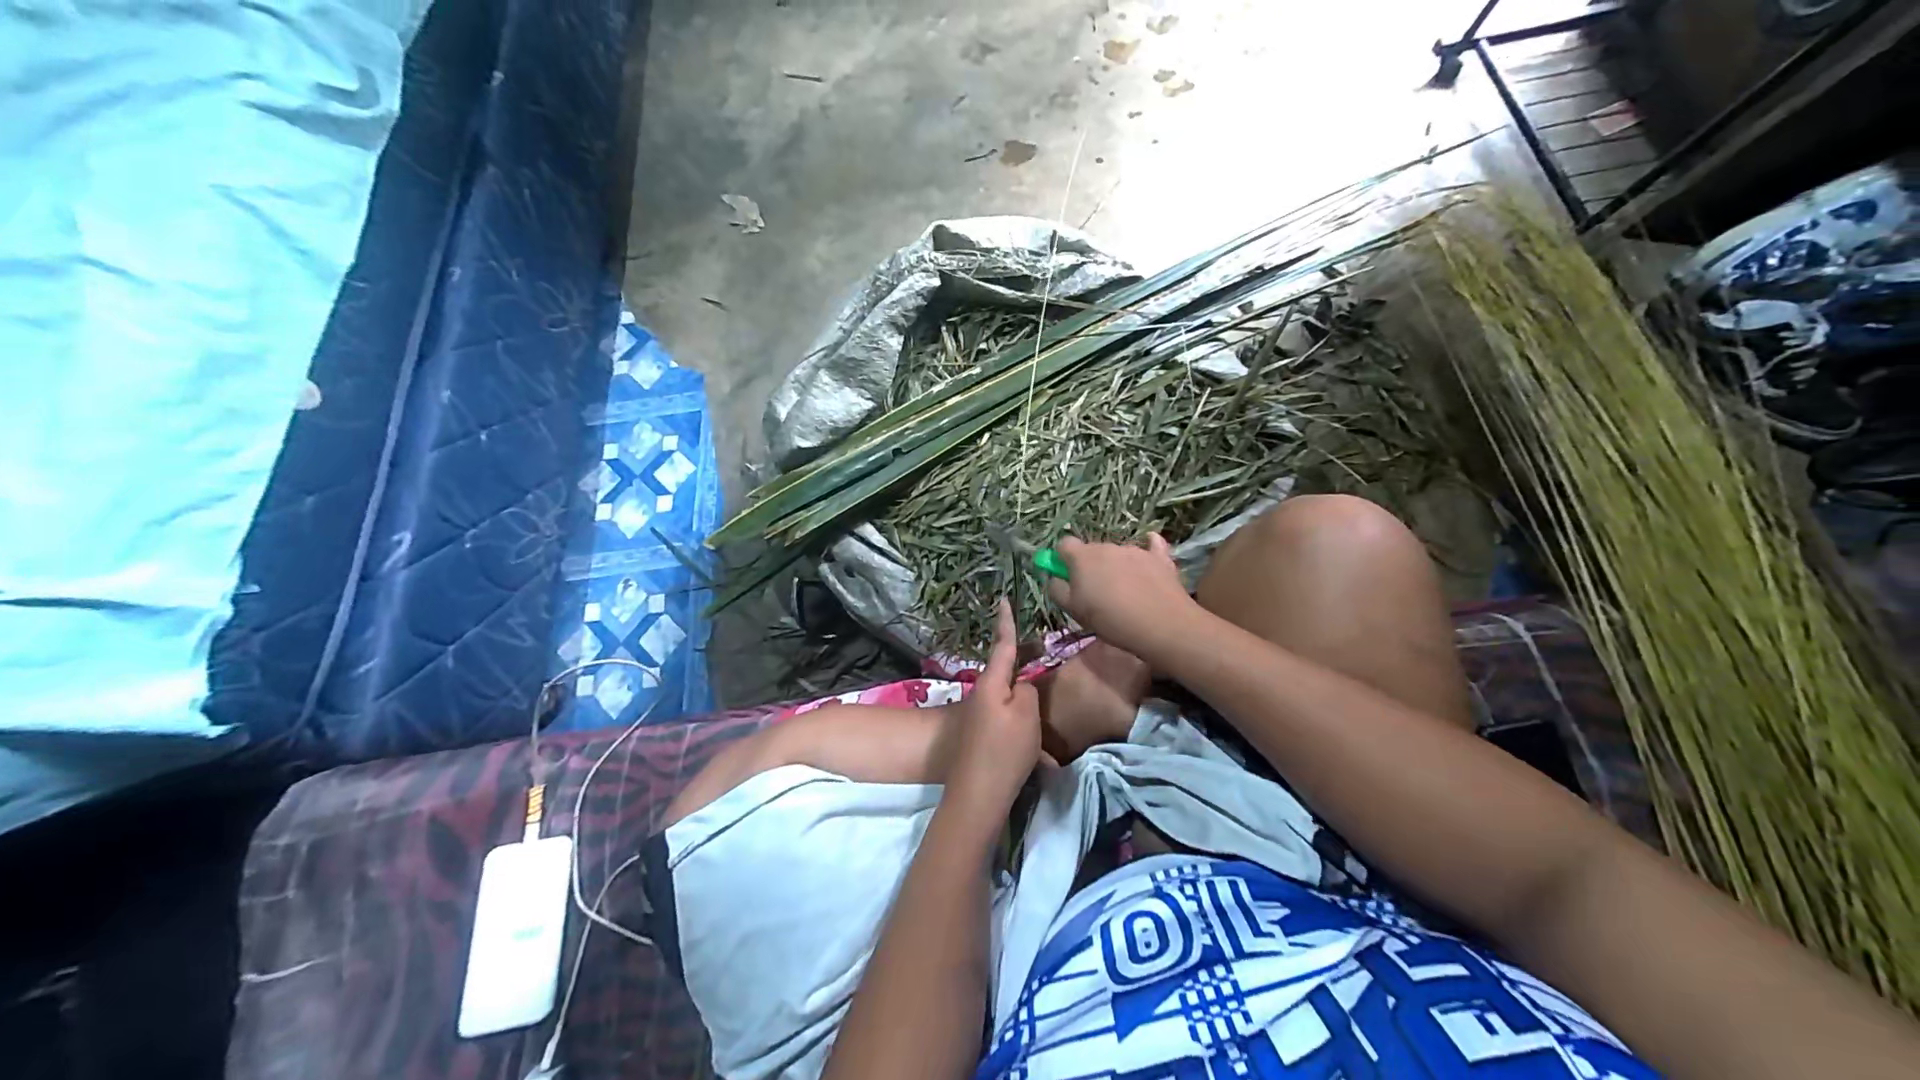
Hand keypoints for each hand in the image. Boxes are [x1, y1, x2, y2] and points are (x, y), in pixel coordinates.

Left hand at [946, 599, 1046, 814]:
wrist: (977, 796)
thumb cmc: (1003, 749)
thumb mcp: (1026, 714)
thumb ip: (1028, 691)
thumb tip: (1022, 688)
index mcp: (991, 683)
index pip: (1002, 645)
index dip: (1006, 623)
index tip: (1003, 601)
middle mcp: (983, 696)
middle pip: (1008, 676)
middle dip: (1025, 674)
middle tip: (1042, 664)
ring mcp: (981, 719)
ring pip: (1013, 708)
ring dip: (1030, 717)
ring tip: (1047, 735)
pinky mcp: (983, 740)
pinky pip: (1011, 730)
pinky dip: (1027, 742)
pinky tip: (1043, 765)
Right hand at [1046, 534, 1203, 665]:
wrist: (1162, 625)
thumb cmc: (1111, 620)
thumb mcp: (1073, 611)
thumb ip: (1057, 589)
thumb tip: (1054, 577)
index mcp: (1082, 557)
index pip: (1064, 544)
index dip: (1062, 560)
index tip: (1066, 577)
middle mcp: (1108, 546)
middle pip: (1092, 550)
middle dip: (1090, 567)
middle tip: (1095, 594)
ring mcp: (1135, 549)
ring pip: (1117, 554)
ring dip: (1115, 567)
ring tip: (1125, 594)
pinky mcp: (1159, 557)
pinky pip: (1150, 547)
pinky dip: (1146, 551)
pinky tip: (1147, 561)